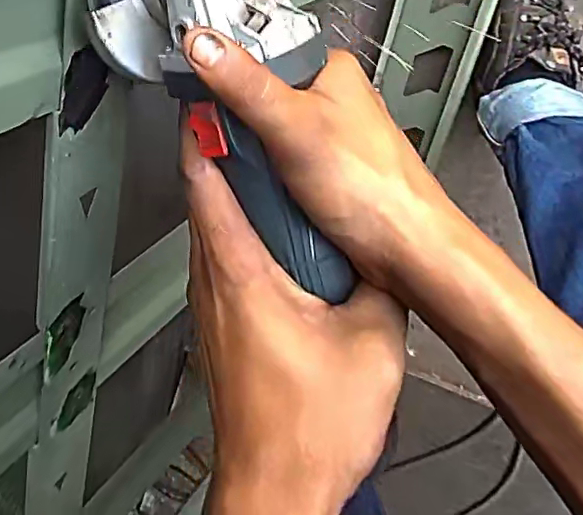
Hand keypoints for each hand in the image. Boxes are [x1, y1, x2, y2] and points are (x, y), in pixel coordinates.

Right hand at [181, 28, 462, 292]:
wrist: (409, 258)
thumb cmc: (378, 192)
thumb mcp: (292, 125)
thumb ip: (243, 83)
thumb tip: (202, 45)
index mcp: (326, 68)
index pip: (255, 44)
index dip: (220, 60)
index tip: (193, 77)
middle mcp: (324, 95)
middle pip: (249, 85)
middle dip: (226, 109)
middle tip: (217, 128)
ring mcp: (317, 131)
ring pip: (255, 120)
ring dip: (238, 138)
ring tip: (237, 154)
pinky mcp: (311, 162)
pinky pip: (264, 150)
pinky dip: (251, 161)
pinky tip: (252, 174)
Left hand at [183, 126, 405, 512]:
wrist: (274, 478)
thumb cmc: (307, 423)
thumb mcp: (372, 347)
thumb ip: (378, 289)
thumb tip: (383, 260)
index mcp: (237, 268)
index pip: (203, 182)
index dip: (200, 136)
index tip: (204, 104)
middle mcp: (210, 274)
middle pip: (199, 194)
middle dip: (214, 154)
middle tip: (236, 123)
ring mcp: (206, 296)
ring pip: (204, 223)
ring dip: (222, 189)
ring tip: (252, 166)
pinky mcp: (214, 316)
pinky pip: (214, 252)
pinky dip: (229, 225)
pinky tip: (262, 233)